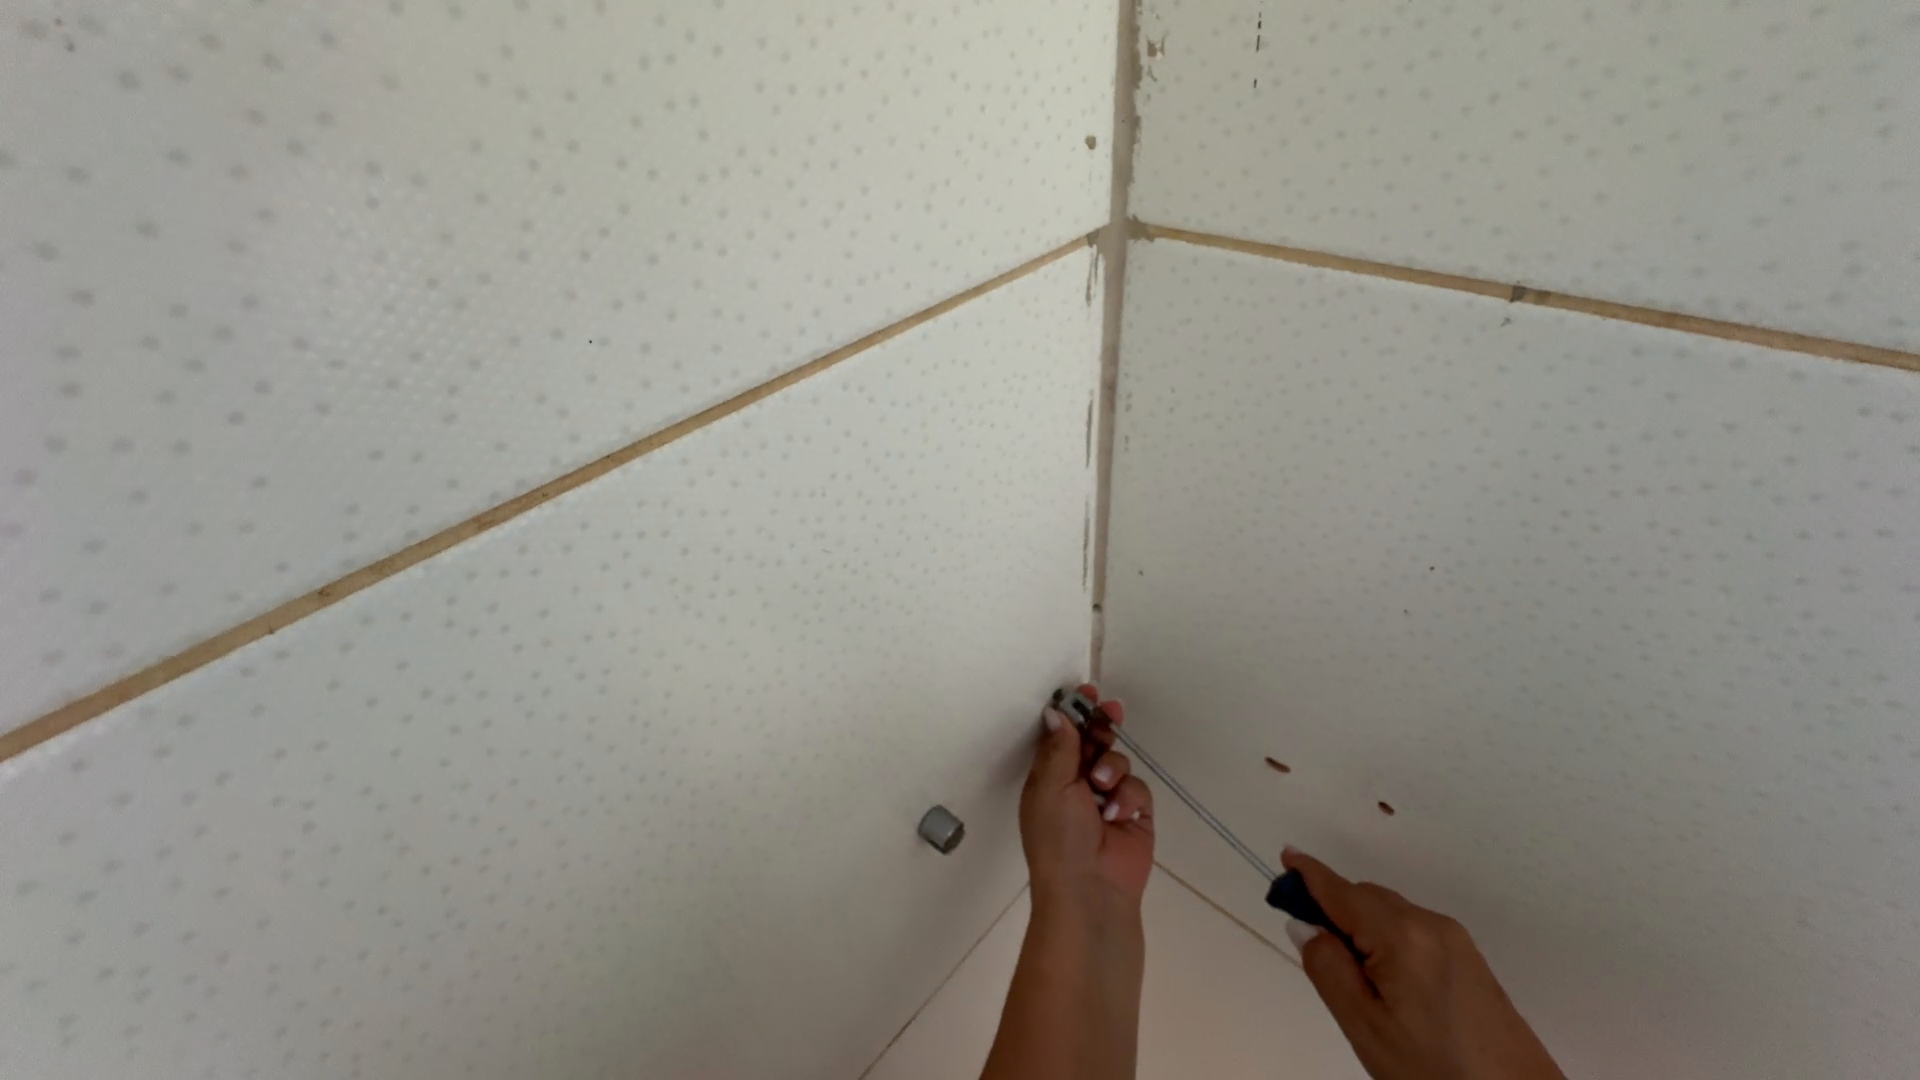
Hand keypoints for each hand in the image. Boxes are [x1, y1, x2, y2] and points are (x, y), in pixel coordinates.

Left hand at [1019, 684, 1154, 913]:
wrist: (1090, 891)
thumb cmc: (1059, 838)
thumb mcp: (1051, 787)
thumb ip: (1059, 747)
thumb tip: (1053, 712)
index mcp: (1049, 778)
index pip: (1063, 736)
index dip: (1074, 714)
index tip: (1086, 692)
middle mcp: (1077, 786)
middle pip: (1094, 743)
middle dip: (1102, 726)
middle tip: (1110, 711)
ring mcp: (1107, 800)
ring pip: (1118, 761)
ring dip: (1112, 768)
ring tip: (1101, 787)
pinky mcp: (1135, 815)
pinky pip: (1138, 788)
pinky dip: (1129, 796)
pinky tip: (1118, 813)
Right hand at [1282, 848, 1565, 1079]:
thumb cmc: (1433, 1070)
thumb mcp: (1365, 1027)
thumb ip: (1327, 968)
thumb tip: (1305, 925)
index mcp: (1401, 935)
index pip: (1342, 891)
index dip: (1309, 873)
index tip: (1284, 855)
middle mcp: (1430, 924)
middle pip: (1365, 897)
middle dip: (1333, 907)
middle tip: (1310, 943)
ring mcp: (1456, 940)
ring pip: (1389, 913)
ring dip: (1360, 924)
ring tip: (1352, 976)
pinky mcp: (1471, 960)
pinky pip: (1412, 929)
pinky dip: (1386, 936)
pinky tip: (1386, 979)